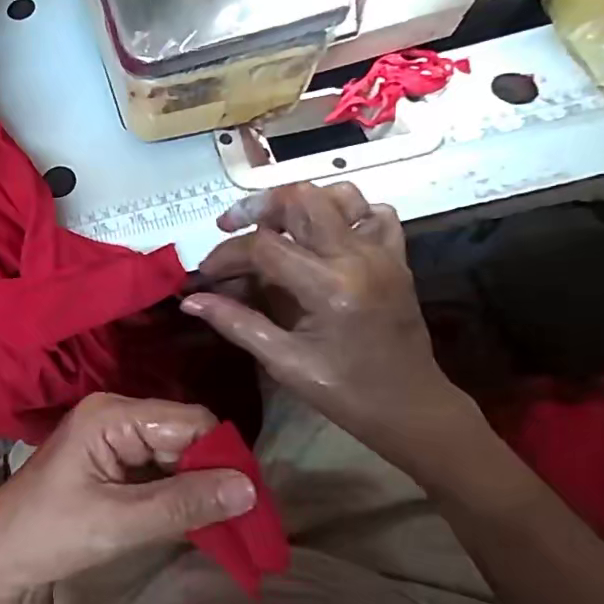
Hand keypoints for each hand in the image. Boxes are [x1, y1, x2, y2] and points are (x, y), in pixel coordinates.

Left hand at [0, 394, 256, 601]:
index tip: (249, 498)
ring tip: (228, 520)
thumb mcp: (118, 524)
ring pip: (177, 450)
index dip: (222, 455)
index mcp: (111, 414)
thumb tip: (249, 489)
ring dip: (200, 484)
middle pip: (184, 433)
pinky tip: (198, 516)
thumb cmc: (49, 535)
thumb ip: (183, 505)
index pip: (188, 421)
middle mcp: (117, 412)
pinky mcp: (116, 456)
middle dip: (213, 472)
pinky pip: (162, 465)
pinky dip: (181, 490)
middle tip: (244, 516)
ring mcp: (116, 433)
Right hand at [180, 183, 469, 448]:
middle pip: (300, 199)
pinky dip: (346, 212)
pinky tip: (326, 233)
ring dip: (300, 201)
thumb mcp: (285, 363)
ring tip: (277, 223)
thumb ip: (237, 324)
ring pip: (338, 195)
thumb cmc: (347, 394)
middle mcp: (357, 256)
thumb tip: (191, 301)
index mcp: (329, 287)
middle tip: (232, 227)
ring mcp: (382, 251)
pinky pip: (374, 213)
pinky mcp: (396, 256)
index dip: (227, 254)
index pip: (264, 246)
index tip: (208, 272)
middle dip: (257, 207)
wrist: (412, 408)